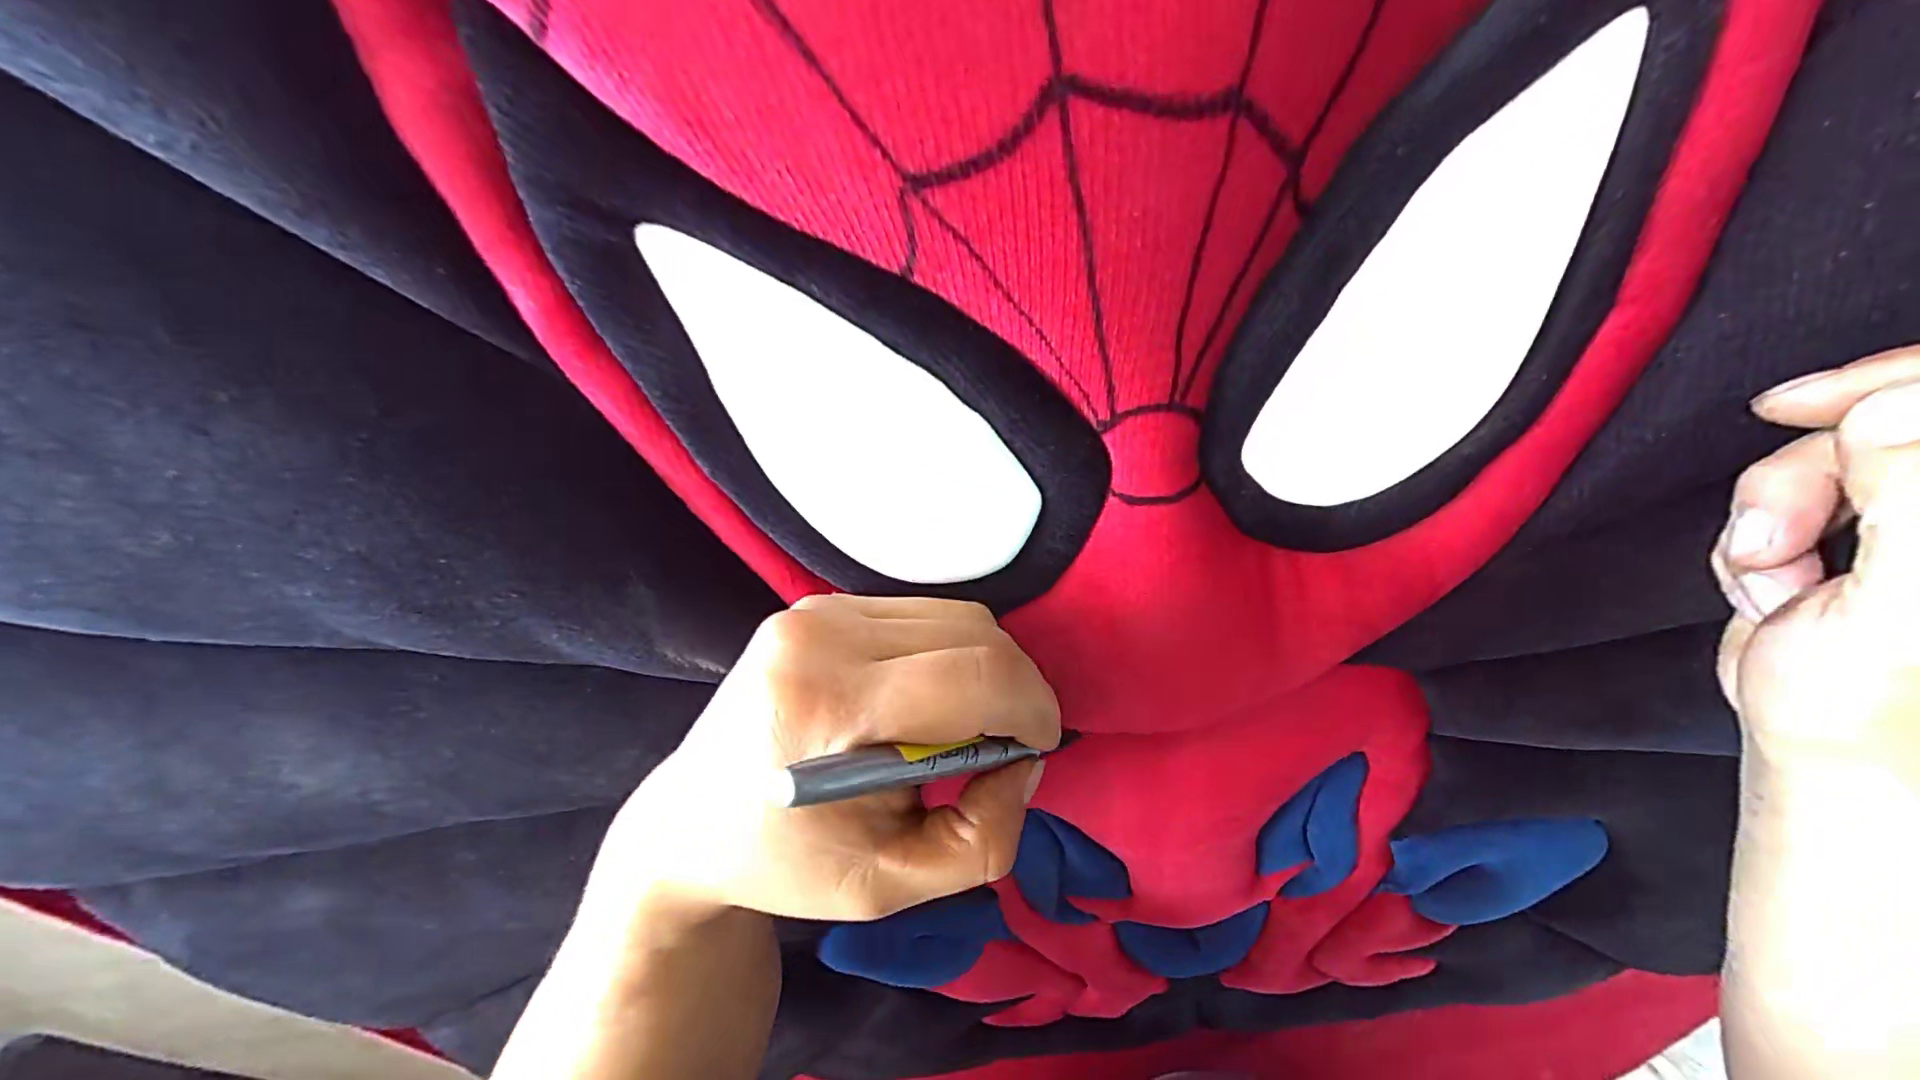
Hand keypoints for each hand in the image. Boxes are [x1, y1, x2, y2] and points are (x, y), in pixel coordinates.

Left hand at [599, 594, 1059, 923]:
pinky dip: (946, 653)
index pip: (973, 677)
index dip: (1031, 708)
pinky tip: (922, 698)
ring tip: (960, 724)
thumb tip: (1025, 760)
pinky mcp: (817, 605)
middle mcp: (819, 637)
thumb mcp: (893, 886)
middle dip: (1016, 688)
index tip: (1037, 746)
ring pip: (954, 616)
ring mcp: (813, 612)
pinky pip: (920, 615)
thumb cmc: (789, 861)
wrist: (692, 818)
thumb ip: (984, 838)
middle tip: (1007, 741)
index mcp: (830, 704)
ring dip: (983, 668)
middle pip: (975, 634)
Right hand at [1712, 345, 1919, 776]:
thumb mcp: (1907, 608)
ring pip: (1835, 457)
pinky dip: (1763, 531)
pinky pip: (1798, 493)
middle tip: (1770, 534)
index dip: (1897, 385)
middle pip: (1895, 424)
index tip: (1807, 403)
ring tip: (1772, 579)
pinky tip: (1777, 577)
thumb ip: (1918, 494)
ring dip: (1771, 516)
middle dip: (1804, 476)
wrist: (1833, 754)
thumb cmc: (1873, 711)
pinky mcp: (1877, 537)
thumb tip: (1891, 406)